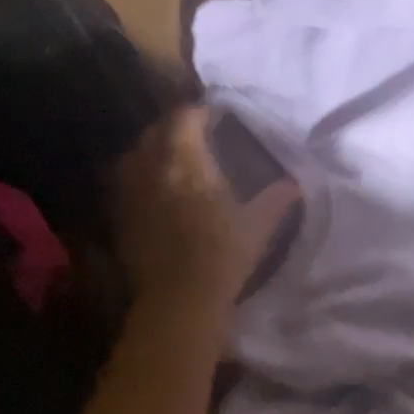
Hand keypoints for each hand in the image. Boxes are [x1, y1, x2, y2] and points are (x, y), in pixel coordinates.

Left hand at [110, 108, 300, 307]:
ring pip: (136, 155)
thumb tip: (295, 183)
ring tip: (173, 164)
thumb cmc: (222, 258)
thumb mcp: (257, 227)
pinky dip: (140, 180)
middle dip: (175, 129)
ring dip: (153, 152)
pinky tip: (155, 194)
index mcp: (186, 160)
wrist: (179, 302)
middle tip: (196, 139)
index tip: (217, 117)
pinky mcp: (118, 216)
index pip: (186, 116)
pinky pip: (124, 183)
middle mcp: (150, 165)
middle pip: (156, 131)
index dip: (201, 112)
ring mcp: (129, 190)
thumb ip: (275, 199)